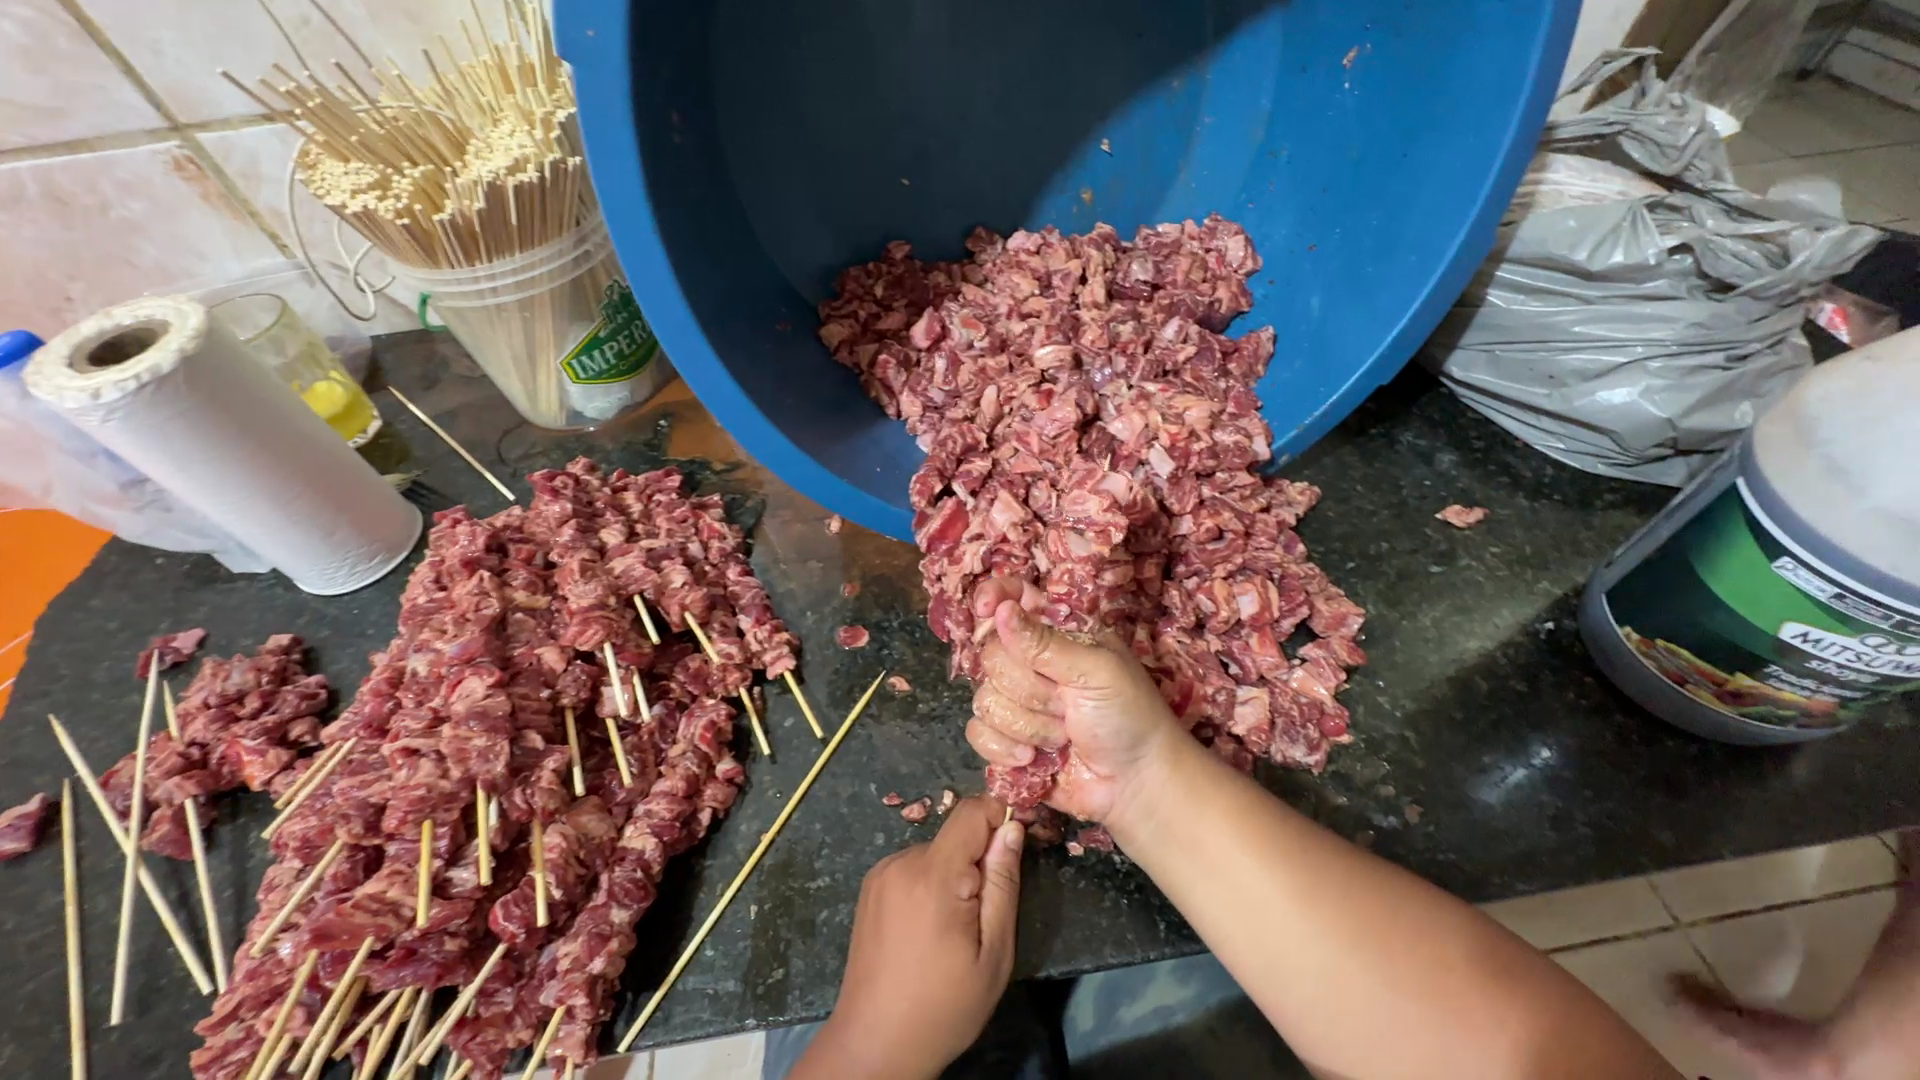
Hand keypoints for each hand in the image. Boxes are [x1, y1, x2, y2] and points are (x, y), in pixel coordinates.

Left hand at [796, 797, 1024, 1079]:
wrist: (875, 1043)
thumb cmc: (944, 1005)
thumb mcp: (993, 952)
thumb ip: (1003, 884)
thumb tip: (1012, 829)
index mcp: (933, 875)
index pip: (972, 812)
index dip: (1001, 817)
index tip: (1018, 847)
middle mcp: (901, 862)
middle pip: (955, 835)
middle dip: (978, 861)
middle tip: (984, 914)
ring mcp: (881, 873)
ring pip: (935, 852)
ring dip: (953, 875)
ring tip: (953, 930)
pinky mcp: (870, 887)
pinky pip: (914, 867)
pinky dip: (930, 884)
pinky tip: (928, 929)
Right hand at [965, 577, 1184, 822]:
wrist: (1135, 784)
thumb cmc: (1129, 716)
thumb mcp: (1097, 671)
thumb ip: (1045, 643)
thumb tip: (1001, 610)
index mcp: (1057, 633)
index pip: (1013, 598)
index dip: (994, 598)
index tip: (988, 613)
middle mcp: (1031, 662)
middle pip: (990, 655)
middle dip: (1029, 688)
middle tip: (1066, 704)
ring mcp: (1016, 701)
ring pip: (984, 698)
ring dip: (1027, 725)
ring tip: (1062, 736)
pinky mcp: (1006, 740)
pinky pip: (978, 733)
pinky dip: (1005, 750)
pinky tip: (1034, 760)